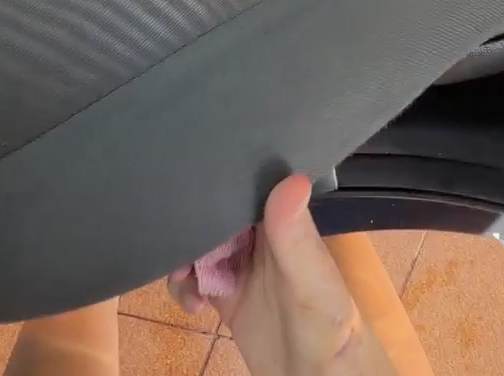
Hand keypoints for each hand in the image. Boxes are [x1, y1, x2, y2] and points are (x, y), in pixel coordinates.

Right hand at [168, 176, 397, 375]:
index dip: (221, 184)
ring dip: (185, 256)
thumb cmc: (325, 322)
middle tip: (178, 242)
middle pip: (217, 214)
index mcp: (284, 220)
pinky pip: (196, 279)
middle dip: (194, 223)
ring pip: (202, 244)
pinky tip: (193, 304)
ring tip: (182, 276)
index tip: (194, 190)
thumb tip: (292, 180)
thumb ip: (297, 234)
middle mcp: (260, 237)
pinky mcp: (227, 295)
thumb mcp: (311, 277)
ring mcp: (242, 266)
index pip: (248, 186)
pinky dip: (185, 287)